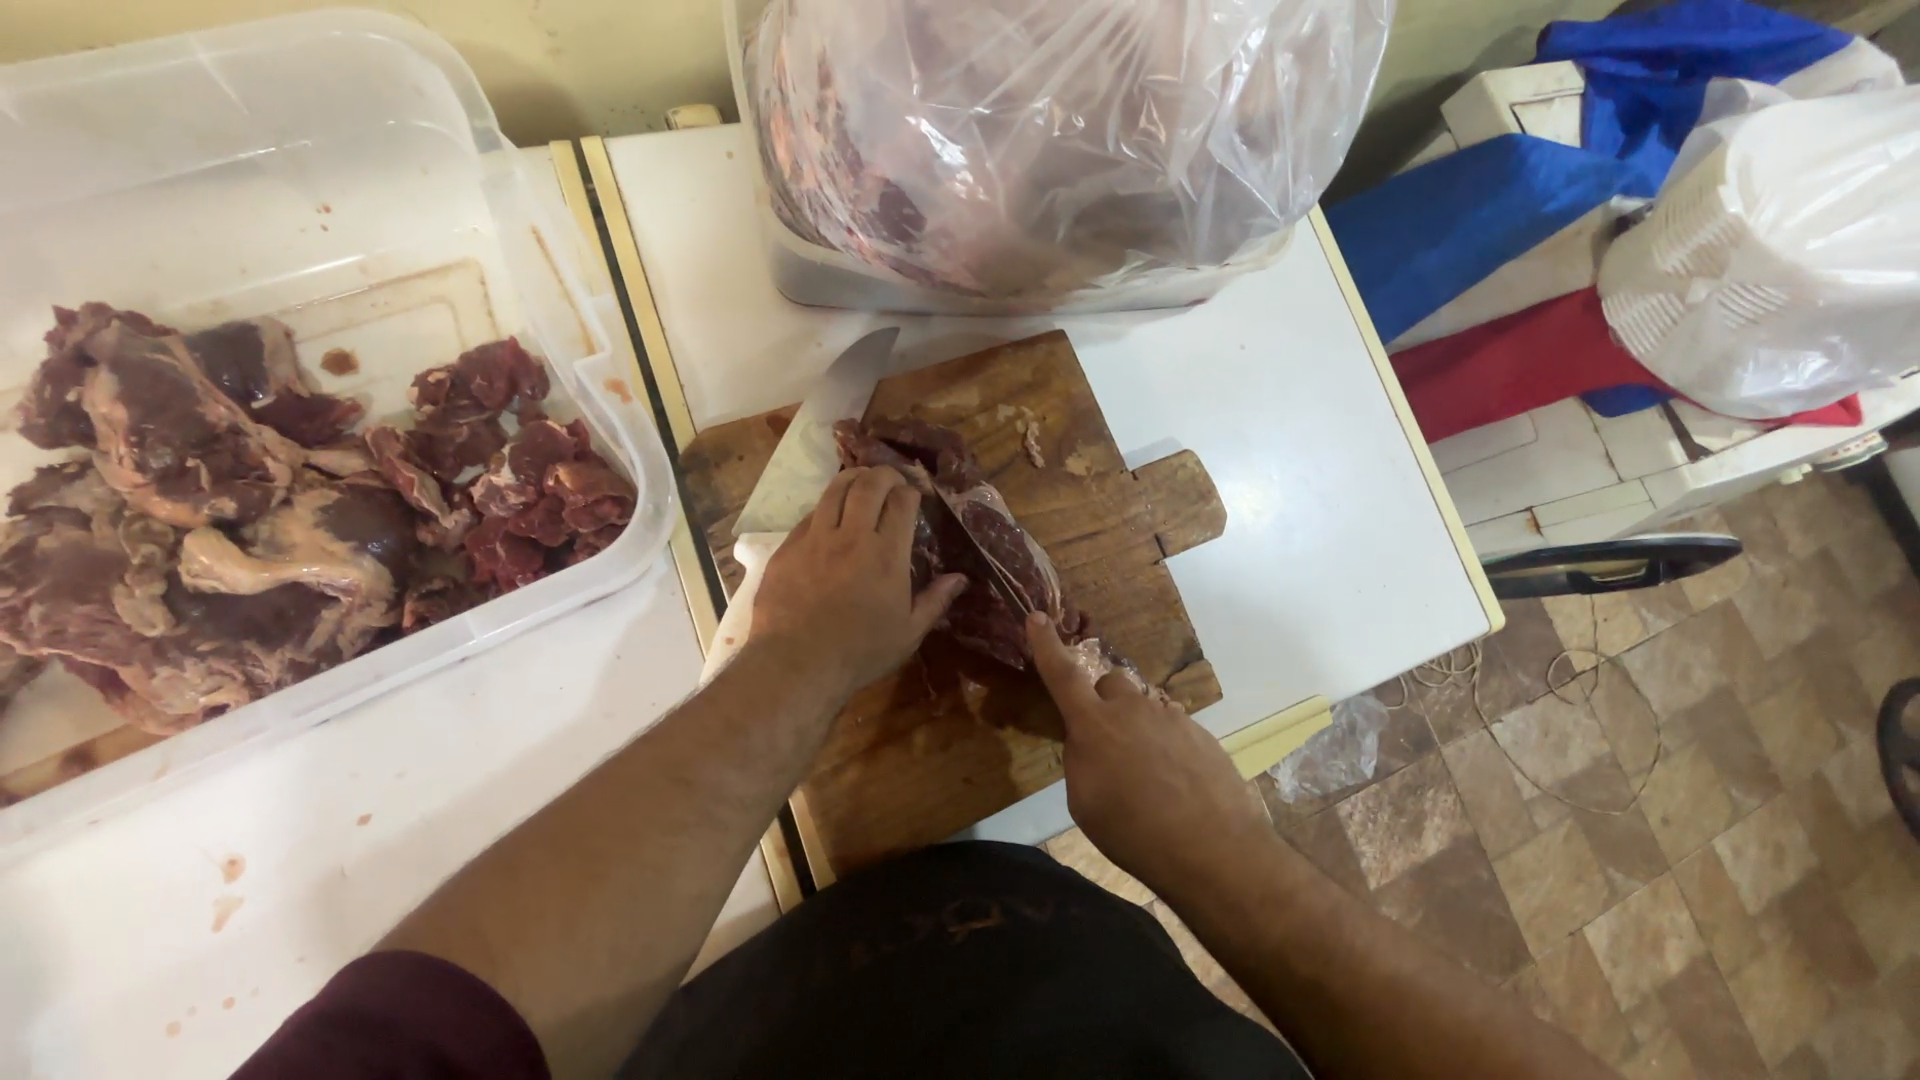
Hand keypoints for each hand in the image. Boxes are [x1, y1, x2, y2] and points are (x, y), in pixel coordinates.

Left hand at [752, 466, 967, 692]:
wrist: (795, 664)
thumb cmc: (859, 653)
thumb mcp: (908, 633)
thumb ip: (935, 601)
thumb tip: (959, 578)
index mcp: (887, 555)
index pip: (902, 502)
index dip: (911, 491)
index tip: (915, 494)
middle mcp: (852, 537)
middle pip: (869, 485)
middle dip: (885, 474)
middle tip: (892, 479)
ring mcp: (816, 539)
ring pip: (835, 490)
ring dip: (853, 479)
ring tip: (861, 481)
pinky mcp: (788, 548)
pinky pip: (810, 515)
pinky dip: (826, 507)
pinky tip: (830, 516)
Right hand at [1027, 612, 1273, 890]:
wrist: (1213, 850)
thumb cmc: (1133, 832)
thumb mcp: (1084, 802)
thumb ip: (1079, 761)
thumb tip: (1087, 742)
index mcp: (1094, 724)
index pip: (1062, 674)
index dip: (1046, 645)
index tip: (1036, 617)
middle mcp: (1132, 709)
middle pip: (1109, 683)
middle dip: (1102, 702)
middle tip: (1106, 743)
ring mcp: (1171, 718)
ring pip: (1143, 708)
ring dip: (1136, 728)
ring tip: (1146, 775)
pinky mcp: (1201, 733)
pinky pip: (1172, 728)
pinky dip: (1165, 747)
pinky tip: (1175, 784)